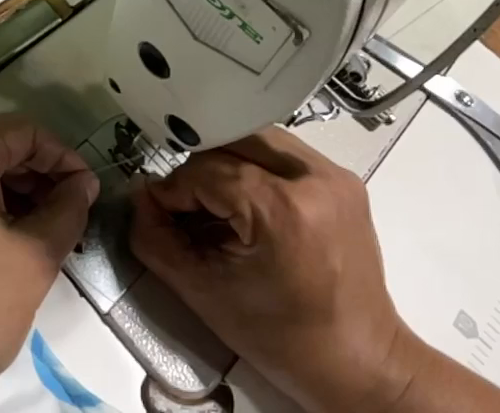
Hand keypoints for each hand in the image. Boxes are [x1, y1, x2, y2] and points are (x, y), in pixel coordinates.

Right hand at [129, 128, 418, 411]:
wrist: (359, 362)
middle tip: (186, 208)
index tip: (158, 214)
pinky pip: (281, 153)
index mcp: (282, 208)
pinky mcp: (342, 178)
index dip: (172, 191)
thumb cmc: (280, 338)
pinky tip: (247, 203)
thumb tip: (139, 197)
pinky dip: (254, 167)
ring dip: (226, 162)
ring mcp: (332, 174)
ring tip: (216, 204)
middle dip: (198, 171)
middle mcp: (312, 177)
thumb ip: (157, 240)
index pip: (204, 171)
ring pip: (256, 139)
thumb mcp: (203, 293)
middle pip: (230, 142)